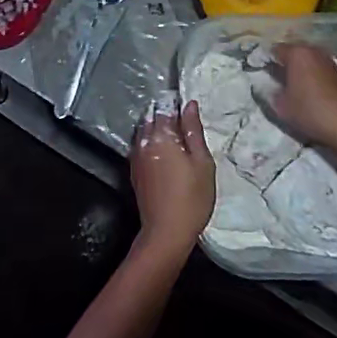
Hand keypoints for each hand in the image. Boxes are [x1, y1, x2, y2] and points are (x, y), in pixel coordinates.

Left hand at [131, 99, 213, 256]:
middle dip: (166, 116)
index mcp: (161, 135)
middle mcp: (144, 141)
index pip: (166, 108)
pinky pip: (141, 147)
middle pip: (153, 118)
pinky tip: (163, 154)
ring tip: (175, 139)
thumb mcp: (202, 162)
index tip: (188, 110)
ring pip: (145, 132)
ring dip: (157, 130)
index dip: (176, 105)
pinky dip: (151, 144)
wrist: (166, 233)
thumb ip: (193, 131)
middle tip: (184, 125)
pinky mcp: (134, 171)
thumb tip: (189, 105)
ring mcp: (136, 156)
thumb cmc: (191, 197)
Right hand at [268, 42, 336, 146]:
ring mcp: (327, 59)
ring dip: (297, 69)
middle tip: (274, 79)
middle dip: (282, 63)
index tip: (260, 73)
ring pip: (306, 59)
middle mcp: (313, 50)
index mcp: (296, 53)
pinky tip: (307, 89)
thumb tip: (263, 85)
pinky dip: (310, 74)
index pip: (274, 50)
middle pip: (291, 52)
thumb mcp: (280, 106)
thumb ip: (267, 92)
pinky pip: (317, 67)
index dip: (265, 61)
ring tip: (290, 85)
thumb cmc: (310, 111)